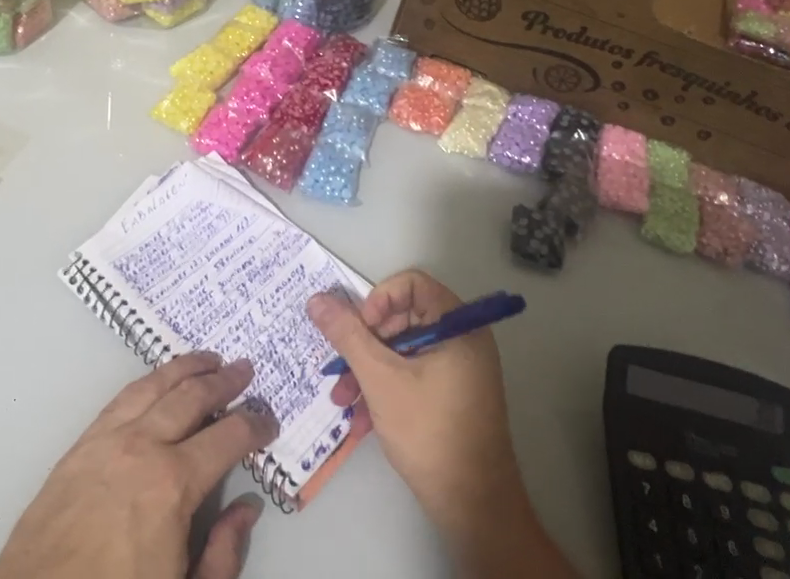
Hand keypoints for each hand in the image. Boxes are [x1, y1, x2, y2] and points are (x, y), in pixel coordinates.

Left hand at [0, 353, 277, 578]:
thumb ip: (223, 553)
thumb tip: (246, 509)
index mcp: (174, 483)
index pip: (228, 437)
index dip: (255, 425)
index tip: (269, 421)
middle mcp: (141, 448)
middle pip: (191, 398)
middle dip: (223, 381)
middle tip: (245, 370)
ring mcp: (104, 442)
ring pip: (152, 388)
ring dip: (184, 369)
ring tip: (207, 359)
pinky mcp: (77, 448)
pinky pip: (118, 401)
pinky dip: (145, 384)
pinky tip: (156, 383)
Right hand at [307, 270, 576, 578]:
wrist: (472, 504)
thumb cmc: (429, 431)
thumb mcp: (380, 379)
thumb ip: (347, 336)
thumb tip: (317, 300)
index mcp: (458, 325)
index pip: (411, 284)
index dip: (378, 301)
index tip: (359, 332)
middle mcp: (463, 339)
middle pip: (402, 318)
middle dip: (364, 344)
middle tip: (340, 370)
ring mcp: (458, 368)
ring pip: (401, 350)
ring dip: (367, 371)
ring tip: (342, 402)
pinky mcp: (451, 393)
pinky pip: (411, 374)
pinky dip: (384, 389)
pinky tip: (360, 421)